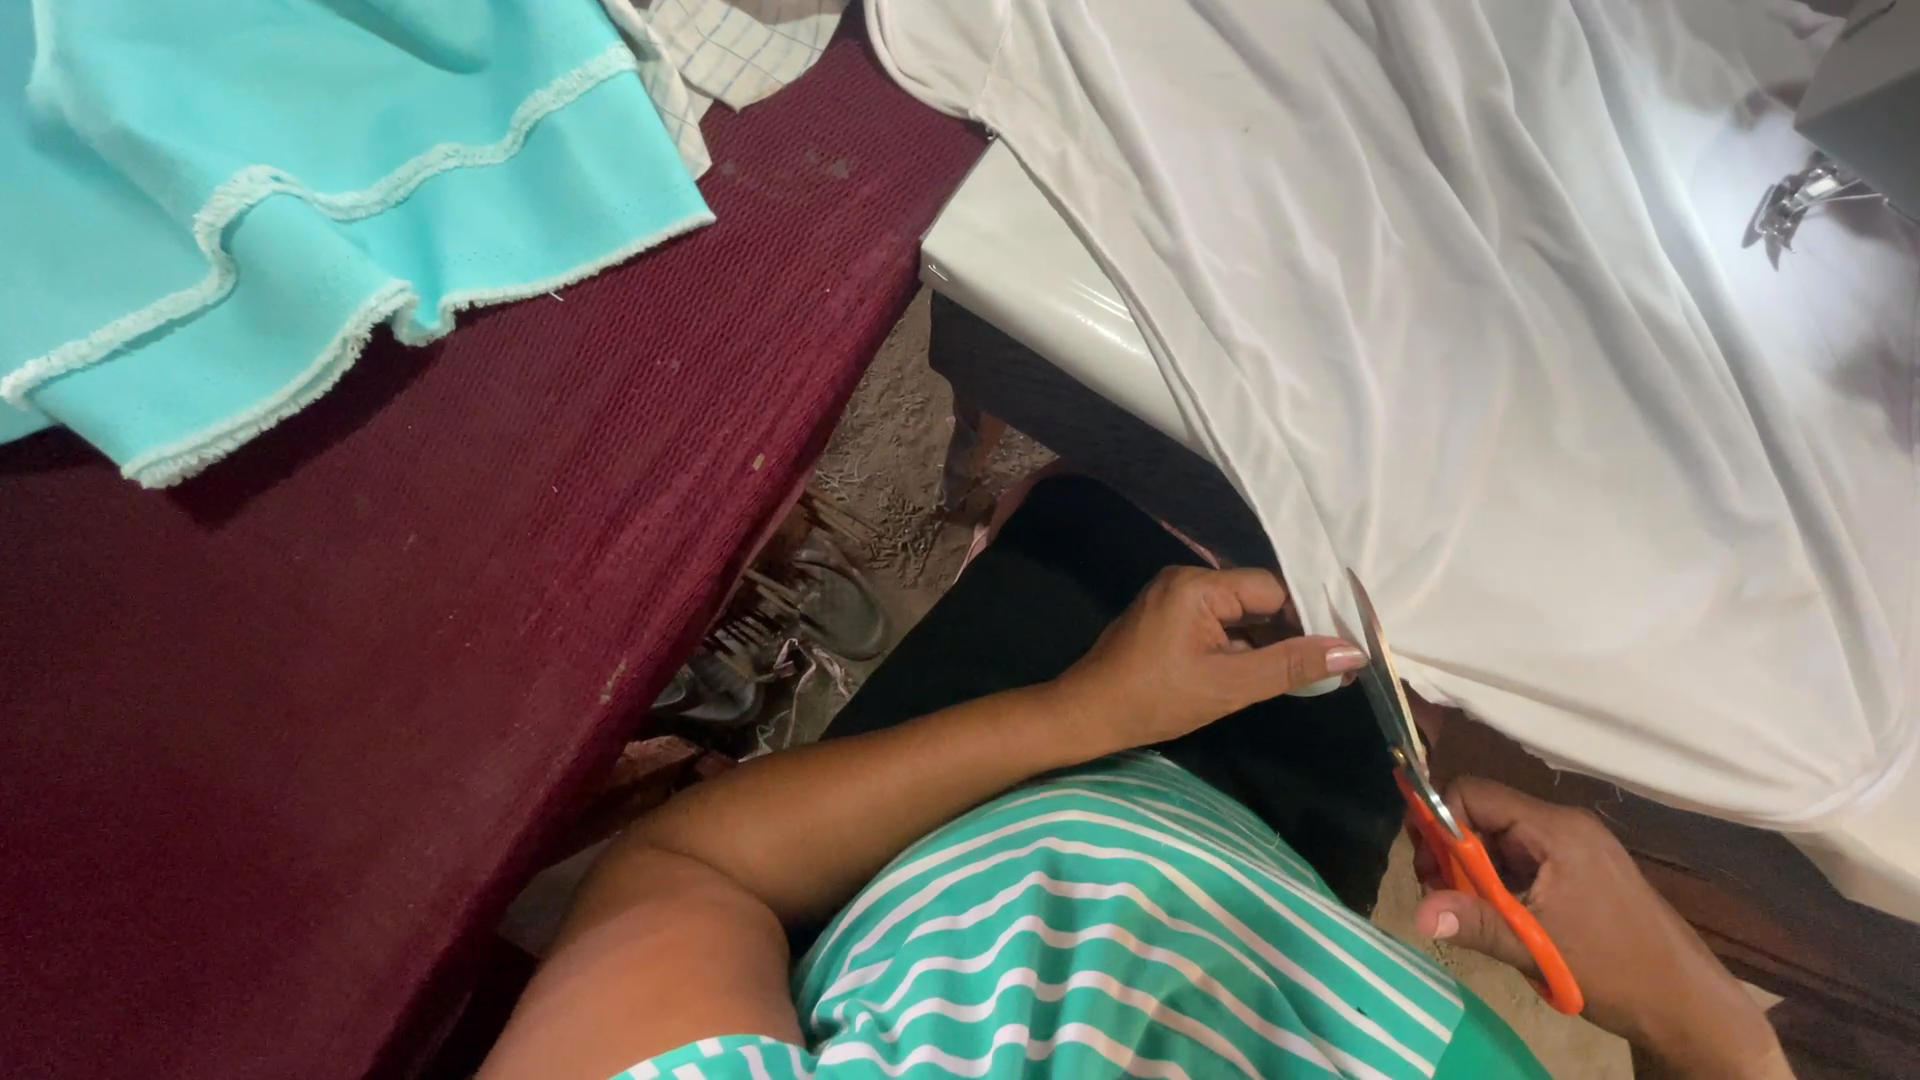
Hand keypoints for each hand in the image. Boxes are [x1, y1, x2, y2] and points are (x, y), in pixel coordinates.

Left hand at [1044, 566, 1366, 759]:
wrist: (1089, 713)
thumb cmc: (1156, 699)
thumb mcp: (1230, 685)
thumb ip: (1290, 665)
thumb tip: (1351, 651)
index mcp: (1198, 586)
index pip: (1272, 590)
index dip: (1310, 618)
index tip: (1344, 647)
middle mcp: (1186, 581)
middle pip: (1256, 599)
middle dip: (1291, 631)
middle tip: (1333, 664)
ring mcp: (1173, 598)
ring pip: (1238, 614)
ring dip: (1267, 641)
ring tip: (1309, 671)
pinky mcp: (1167, 618)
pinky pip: (1216, 624)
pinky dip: (1241, 645)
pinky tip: (1267, 670)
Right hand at [1413, 778, 1787, 1077]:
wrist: (1697, 1014)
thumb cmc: (1621, 974)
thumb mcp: (1539, 949)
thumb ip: (1475, 922)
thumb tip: (1416, 915)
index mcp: (1555, 830)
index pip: (1470, 793)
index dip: (1438, 820)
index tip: (1427, 864)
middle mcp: (1561, 824)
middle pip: (1478, 813)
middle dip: (1448, 850)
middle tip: (1438, 891)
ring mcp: (1571, 844)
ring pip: (1493, 837)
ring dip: (1470, 870)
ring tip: (1467, 910)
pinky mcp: (1574, 865)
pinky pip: (1515, 855)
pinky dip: (1495, 879)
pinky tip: (1497, 913)